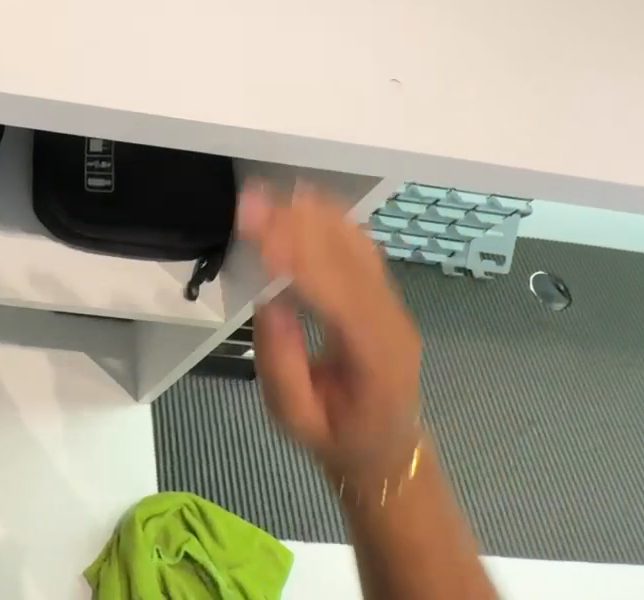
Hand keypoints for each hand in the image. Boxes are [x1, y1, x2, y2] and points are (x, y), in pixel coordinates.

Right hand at [245, 183, 423, 482]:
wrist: (386, 447)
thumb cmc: (334, 436)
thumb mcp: (294, 420)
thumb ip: (282, 366)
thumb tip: (271, 302)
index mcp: (374, 359)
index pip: (338, 297)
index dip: (300, 260)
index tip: (261, 235)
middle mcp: (391, 321)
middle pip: (347, 260)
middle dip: (298, 226)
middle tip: (251, 203)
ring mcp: (392, 303)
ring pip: (355, 246)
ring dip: (310, 215)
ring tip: (266, 195)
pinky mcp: (383, 291)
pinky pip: (360, 245)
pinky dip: (329, 218)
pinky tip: (301, 201)